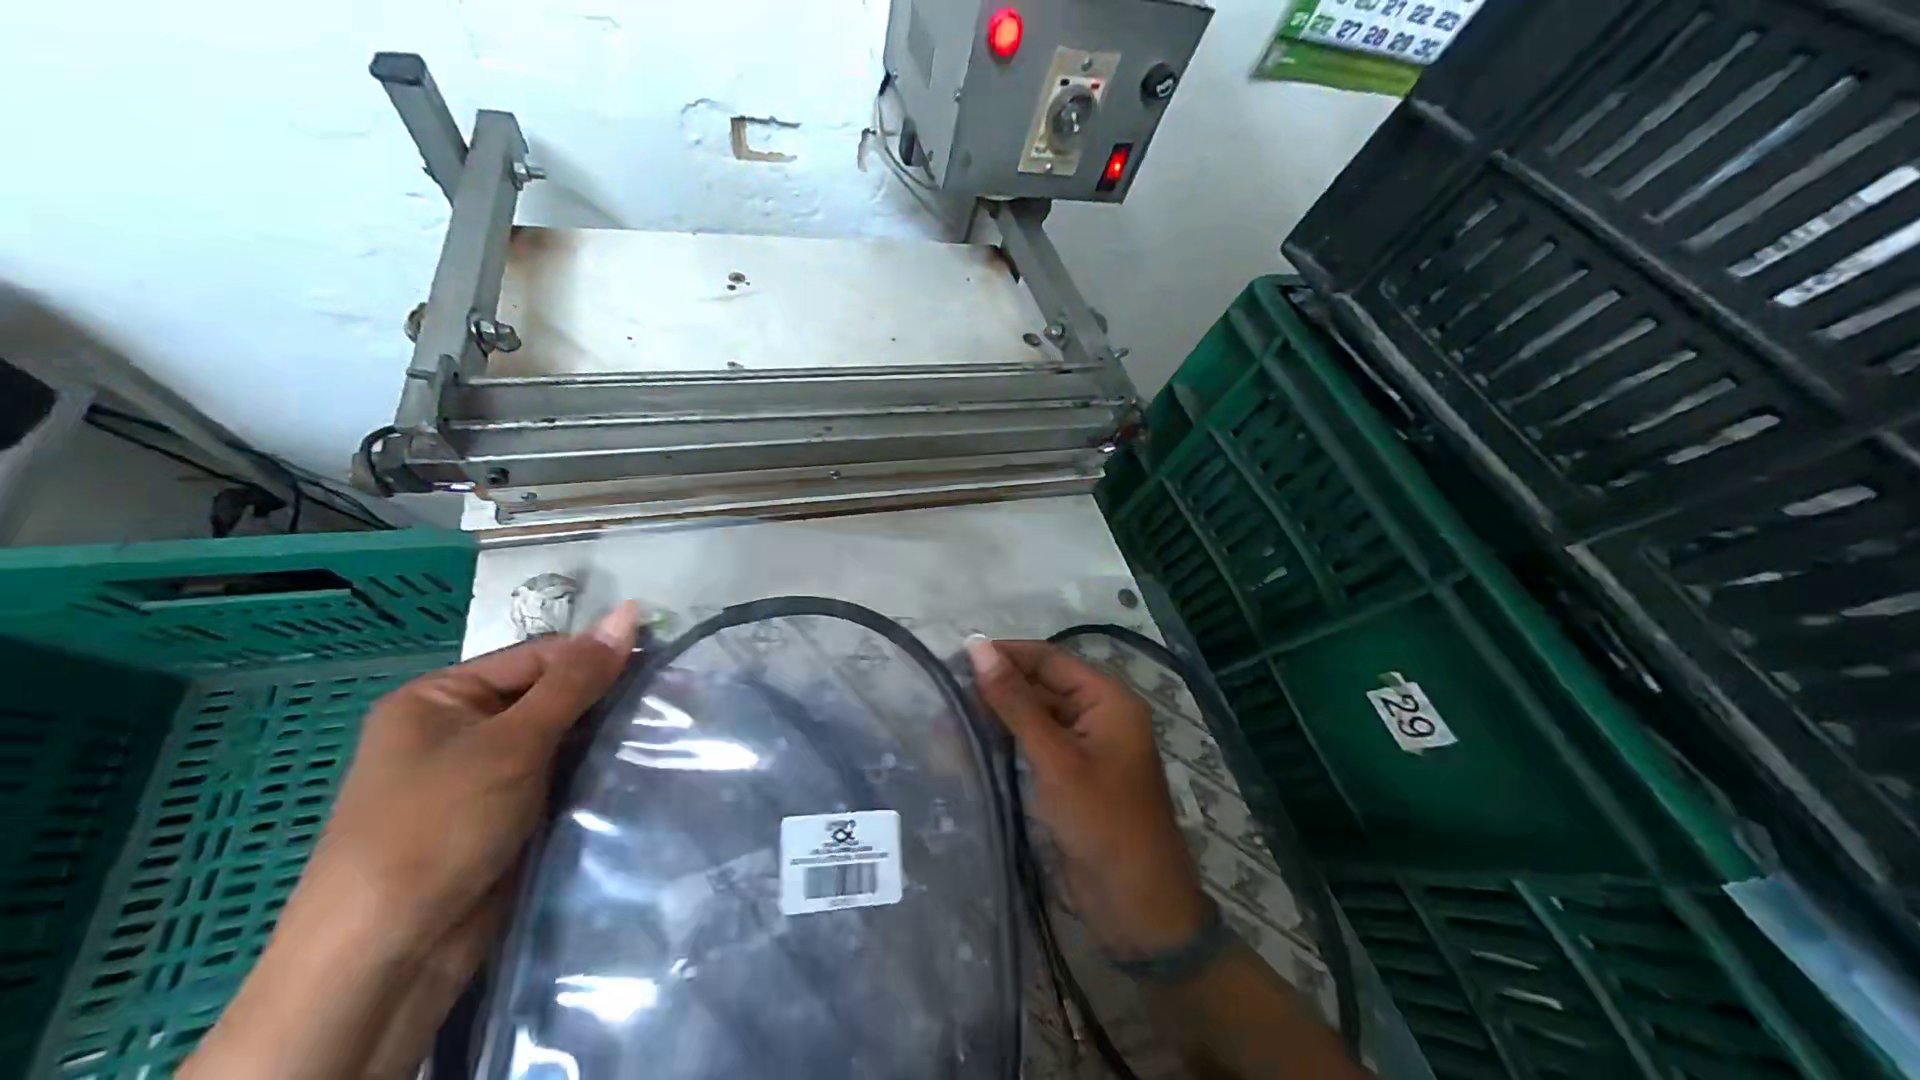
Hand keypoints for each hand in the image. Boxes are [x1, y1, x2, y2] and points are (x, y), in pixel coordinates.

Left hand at [305, 599, 639, 952]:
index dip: (597, 657)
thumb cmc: (438, 826)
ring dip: (601, 737)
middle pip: (549, 695)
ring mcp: (481, 776)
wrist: (387, 955)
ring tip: (663, 730)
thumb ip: (576, 679)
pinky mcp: (503, 816)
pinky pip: (555, 777)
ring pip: (559, 739)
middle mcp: (457, 729)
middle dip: (604, 699)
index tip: (661, 662)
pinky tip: (633, 766)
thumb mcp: (513, 742)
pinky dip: (589, 771)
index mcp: (440, 696)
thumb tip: (630, 610)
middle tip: (669, 698)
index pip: (538, 656)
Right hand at [966, 637, 1209, 956]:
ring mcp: (1083, 749)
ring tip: (942, 725)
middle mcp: (1097, 716)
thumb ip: (1015, 701)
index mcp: (1107, 699)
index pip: (1048, 659)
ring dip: (992, 721)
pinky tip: (965, 752)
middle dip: (993, 691)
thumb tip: (977, 645)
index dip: (1004, 654)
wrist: (1136, 904)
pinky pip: (1032, 749)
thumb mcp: (1055, 756)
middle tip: (941, 695)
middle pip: (1039, 688)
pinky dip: (1002, 748)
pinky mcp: (1068, 778)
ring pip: (1031, 719)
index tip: (954, 657)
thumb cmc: (1102, 820)